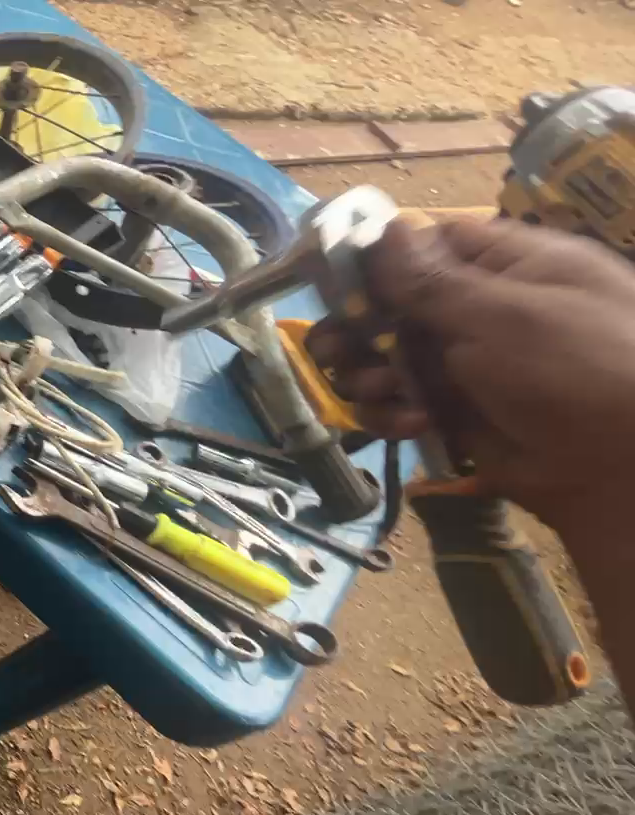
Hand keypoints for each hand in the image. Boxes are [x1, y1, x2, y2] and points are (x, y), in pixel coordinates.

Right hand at [306, 217, 634, 532]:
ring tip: (385, 392)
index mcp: (504, 269)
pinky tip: (414, 425)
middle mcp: (471, 311)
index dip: (372, 262)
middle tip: (337, 352)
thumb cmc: (581, 369)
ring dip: (363, 378)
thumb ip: (431, 280)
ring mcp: (452, 362)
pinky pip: (384, 405)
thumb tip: (378, 229)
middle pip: (379, 308)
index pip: (422, 246)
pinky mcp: (438, 408)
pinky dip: (386, 415)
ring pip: (370, 360)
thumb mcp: (505, 315)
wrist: (623, 461)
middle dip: (351, 333)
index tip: (332, 285)